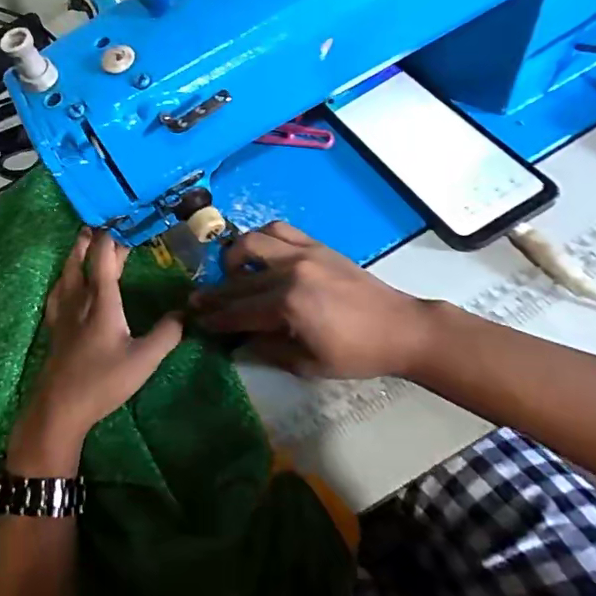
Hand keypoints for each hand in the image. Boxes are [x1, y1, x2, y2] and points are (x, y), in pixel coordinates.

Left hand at [11, 229, 183, 472]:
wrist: (58, 409)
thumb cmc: (102, 382)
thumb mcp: (143, 360)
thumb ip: (167, 334)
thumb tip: (185, 311)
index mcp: (101, 302)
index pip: (103, 258)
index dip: (111, 237)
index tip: (122, 221)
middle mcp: (79, 300)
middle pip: (82, 261)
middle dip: (92, 240)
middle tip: (102, 225)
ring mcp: (63, 314)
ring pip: (67, 274)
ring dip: (75, 254)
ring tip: (81, 241)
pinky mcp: (54, 329)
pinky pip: (57, 292)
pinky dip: (64, 278)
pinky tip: (64, 282)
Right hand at [191, 221, 436, 378]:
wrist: (399, 327)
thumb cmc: (356, 353)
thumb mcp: (308, 364)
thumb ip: (269, 349)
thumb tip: (241, 339)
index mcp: (289, 305)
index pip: (240, 311)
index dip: (216, 318)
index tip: (196, 321)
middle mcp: (291, 271)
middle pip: (240, 279)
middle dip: (216, 292)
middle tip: (199, 301)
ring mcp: (304, 253)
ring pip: (254, 241)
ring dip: (235, 255)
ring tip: (231, 271)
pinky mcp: (316, 245)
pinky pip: (280, 230)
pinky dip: (262, 238)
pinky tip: (260, 253)